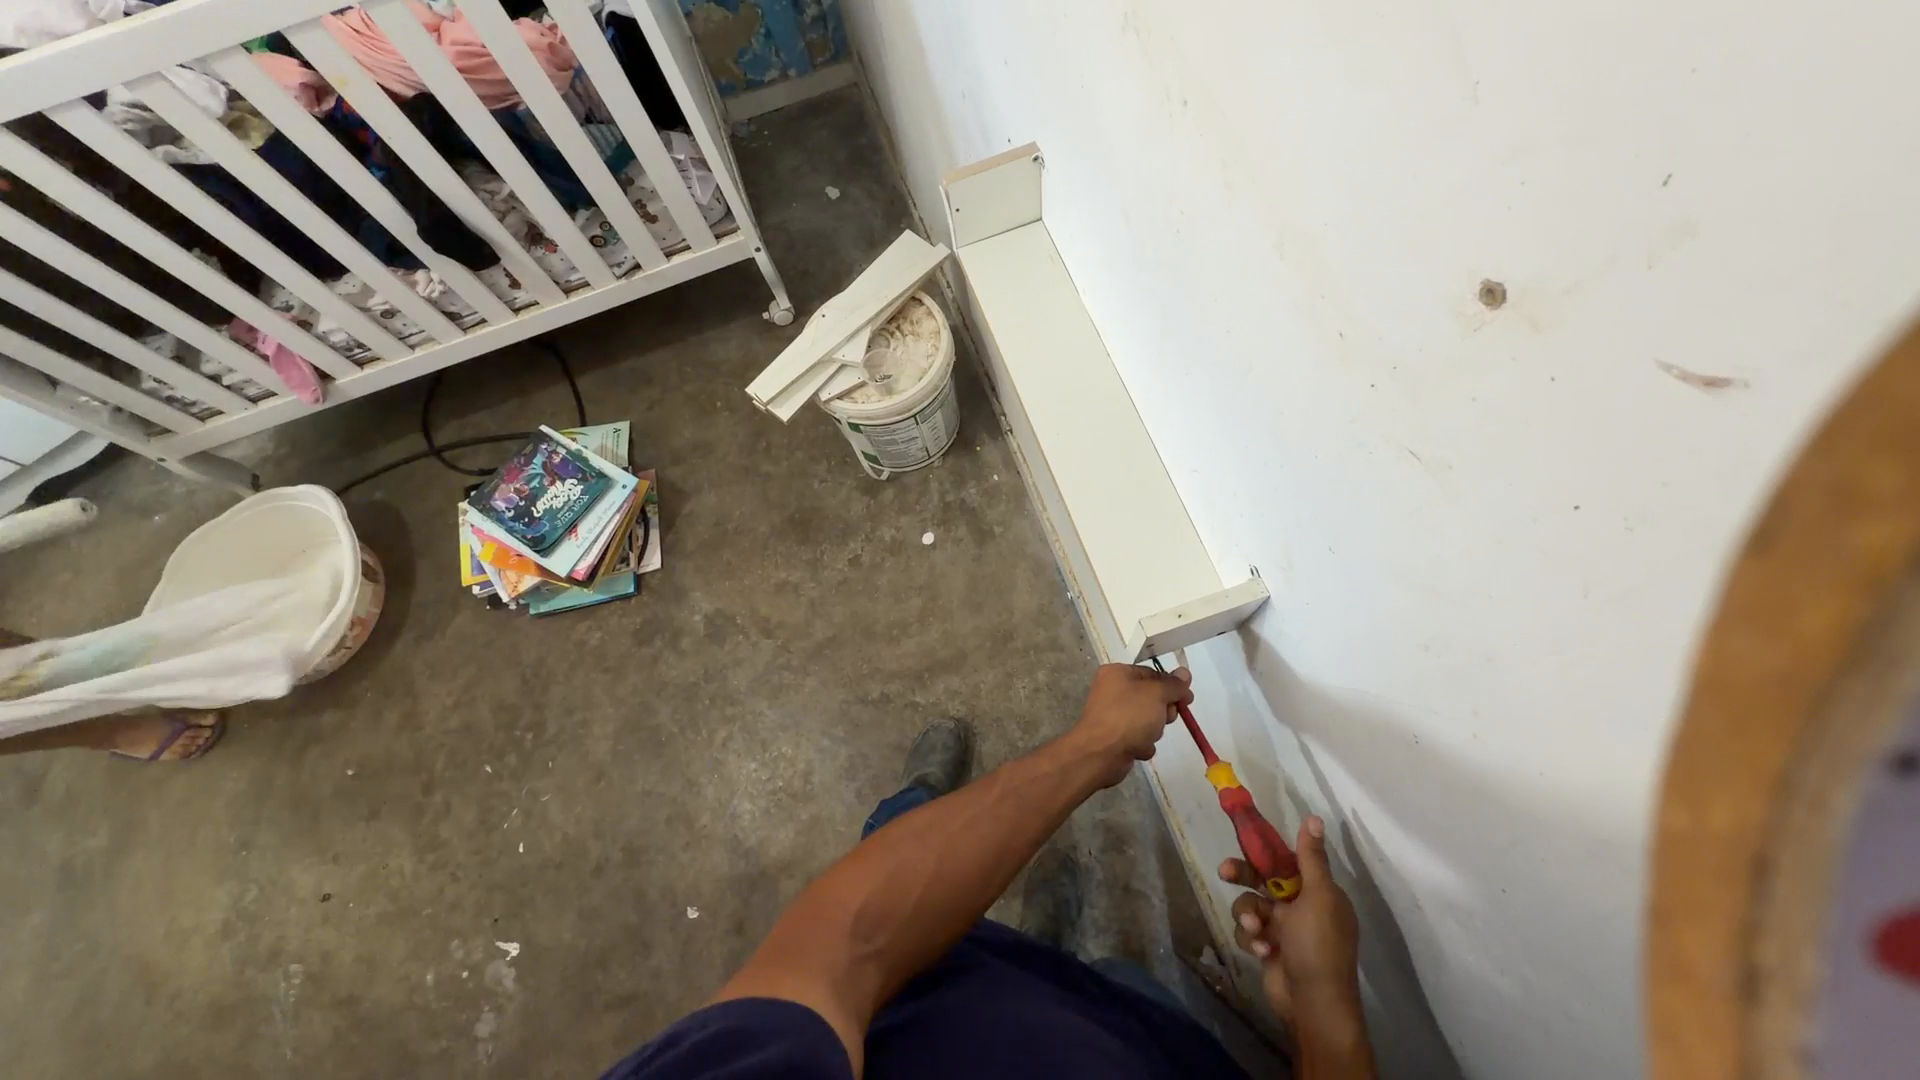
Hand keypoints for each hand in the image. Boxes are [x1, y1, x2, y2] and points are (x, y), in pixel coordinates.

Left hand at [1066, 663, 1191, 787]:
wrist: (1101, 753)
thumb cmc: (1129, 716)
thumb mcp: (1157, 694)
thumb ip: (1173, 684)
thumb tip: (1185, 672)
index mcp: (1117, 673)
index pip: (1153, 674)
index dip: (1172, 686)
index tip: (1187, 699)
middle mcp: (1112, 691)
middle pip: (1151, 698)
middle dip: (1163, 711)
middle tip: (1164, 718)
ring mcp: (1112, 715)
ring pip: (1147, 719)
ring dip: (1154, 730)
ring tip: (1147, 735)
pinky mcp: (1114, 737)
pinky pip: (1138, 737)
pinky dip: (1142, 743)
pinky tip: (1137, 747)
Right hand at [1219, 816, 1365, 1048]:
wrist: (1313, 1004)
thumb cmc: (1319, 945)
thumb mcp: (1318, 897)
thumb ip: (1310, 858)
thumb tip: (1314, 818)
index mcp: (1317, 891)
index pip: (1286, 859)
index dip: (1264, 850)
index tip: (1242, 838)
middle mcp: (1300, 906)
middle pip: (1261, 878)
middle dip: (1242, 876)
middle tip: (1224, 872)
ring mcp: (1283, 928)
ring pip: (1249, 904)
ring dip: (1248, 915)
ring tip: (1256, 930)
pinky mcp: (1268, 946)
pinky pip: (1248, 931)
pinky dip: (1252, 939)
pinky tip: (1263, 951)